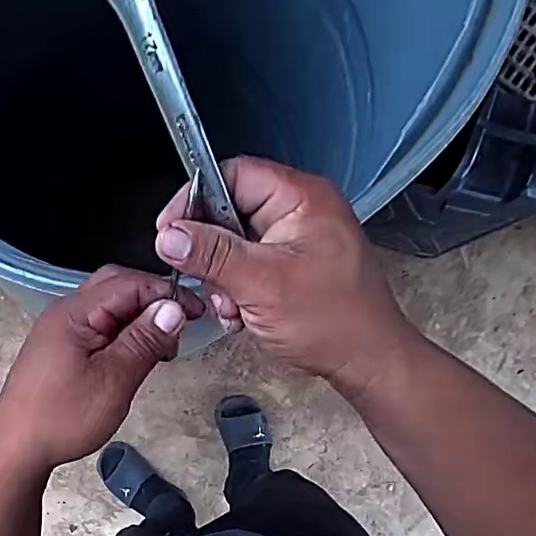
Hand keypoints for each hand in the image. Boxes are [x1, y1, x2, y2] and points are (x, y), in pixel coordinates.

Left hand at [0, 266, 202, 471]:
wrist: (17, 450)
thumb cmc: (57, 420)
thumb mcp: (113, 380)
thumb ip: (143, 341)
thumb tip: (172, 310)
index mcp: (74, 314)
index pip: (130, 283)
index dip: (168, 293)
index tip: (195, 311)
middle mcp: (64, 314)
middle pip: (117, 286)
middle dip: (154, 300)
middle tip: (180, 325)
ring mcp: (60, 331)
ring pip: (108, 307)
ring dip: (139, 319)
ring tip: (161, 346)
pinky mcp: (60, 349)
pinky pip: (98, 327)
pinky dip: (122, 334)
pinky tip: (135, 356)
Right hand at [154, 156, 416, 395]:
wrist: (365, 361)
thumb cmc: (336, 322)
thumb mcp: (262, 285)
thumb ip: (212, 256)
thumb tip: (171, 236)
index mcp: (300, 198)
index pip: (232, 174)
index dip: (195, 198)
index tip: (170, 230)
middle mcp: (297, 212)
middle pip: (227, 212)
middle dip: (210, 253)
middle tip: (210, 280)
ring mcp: (292, 241)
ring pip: (231, 245)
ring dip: (222, 279)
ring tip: (235, 305)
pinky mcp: (287, 266)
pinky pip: (244, 267)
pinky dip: (235, 292)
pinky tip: (244, 312)